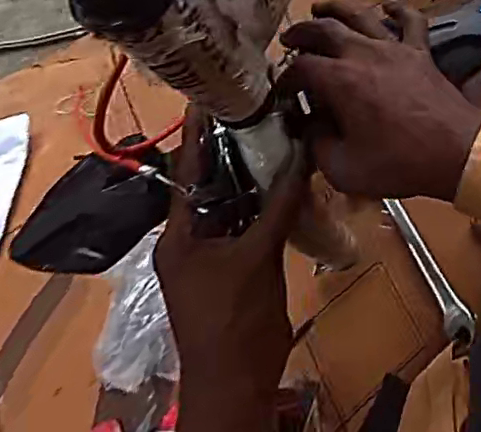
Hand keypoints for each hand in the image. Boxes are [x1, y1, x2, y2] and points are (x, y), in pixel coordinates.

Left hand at [155, 110, 308, 427]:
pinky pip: (246, 220)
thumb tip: (301, 156)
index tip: (210, 94)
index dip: (198, 133)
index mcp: (179, 235)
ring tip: (272, 130)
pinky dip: (262, 201)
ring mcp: (211, 251)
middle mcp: (189, 237)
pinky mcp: (233, 262)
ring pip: (230, 200)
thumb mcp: (256, 259)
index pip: (186, 171)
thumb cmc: (234, 322)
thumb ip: (278, 206)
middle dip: (230, 148)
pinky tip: (284, 176)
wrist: (237, 386)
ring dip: (249, 173)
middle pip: (209, 182)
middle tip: (254, 106)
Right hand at [278, 0, 480, 201]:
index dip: (285, 79)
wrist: (455, 152)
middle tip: (288, 40)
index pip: (301, 68)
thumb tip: (311, 127)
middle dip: (301, 32)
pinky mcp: (419, 50)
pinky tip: (387, 6)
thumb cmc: (398, 163)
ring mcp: (394, 47)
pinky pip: (410, 20)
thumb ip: (318, 145)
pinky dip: (398, 9)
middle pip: (324, 29)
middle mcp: (363, 54)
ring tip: (320, 8)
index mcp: (341, 80)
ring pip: (360, 15)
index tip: (281, 92)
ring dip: (336, 9)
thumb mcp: (344, 169)